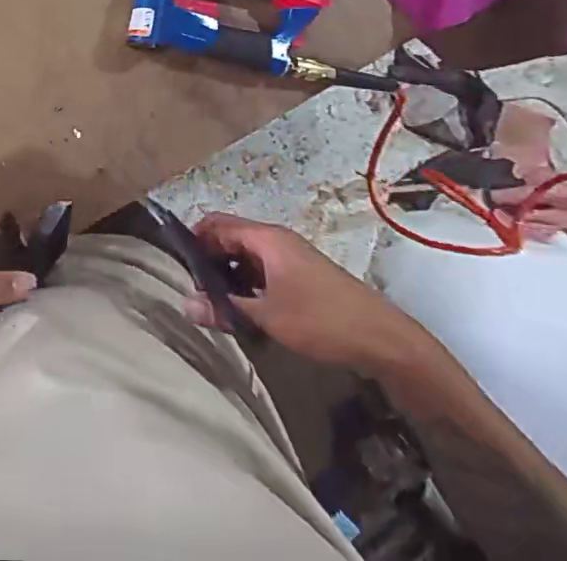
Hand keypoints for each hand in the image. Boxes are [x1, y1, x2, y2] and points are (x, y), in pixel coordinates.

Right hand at [185, 213, 435, 376]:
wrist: (387, 342)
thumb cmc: (323, 320)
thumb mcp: (268, 317)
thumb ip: (224, 308)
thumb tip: (184, 306)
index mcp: (267, 239)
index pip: (216, 223)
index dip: (194, 238)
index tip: (178, 263)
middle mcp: (277, 241)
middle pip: (229, 238)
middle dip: (209, 259)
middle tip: (195, 288)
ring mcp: (292, 258)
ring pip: (245, 256)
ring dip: (228, 273)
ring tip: (215, 300)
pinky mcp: (302, 276)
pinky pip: (262, 269)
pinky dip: (247, 282)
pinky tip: (244, 308)